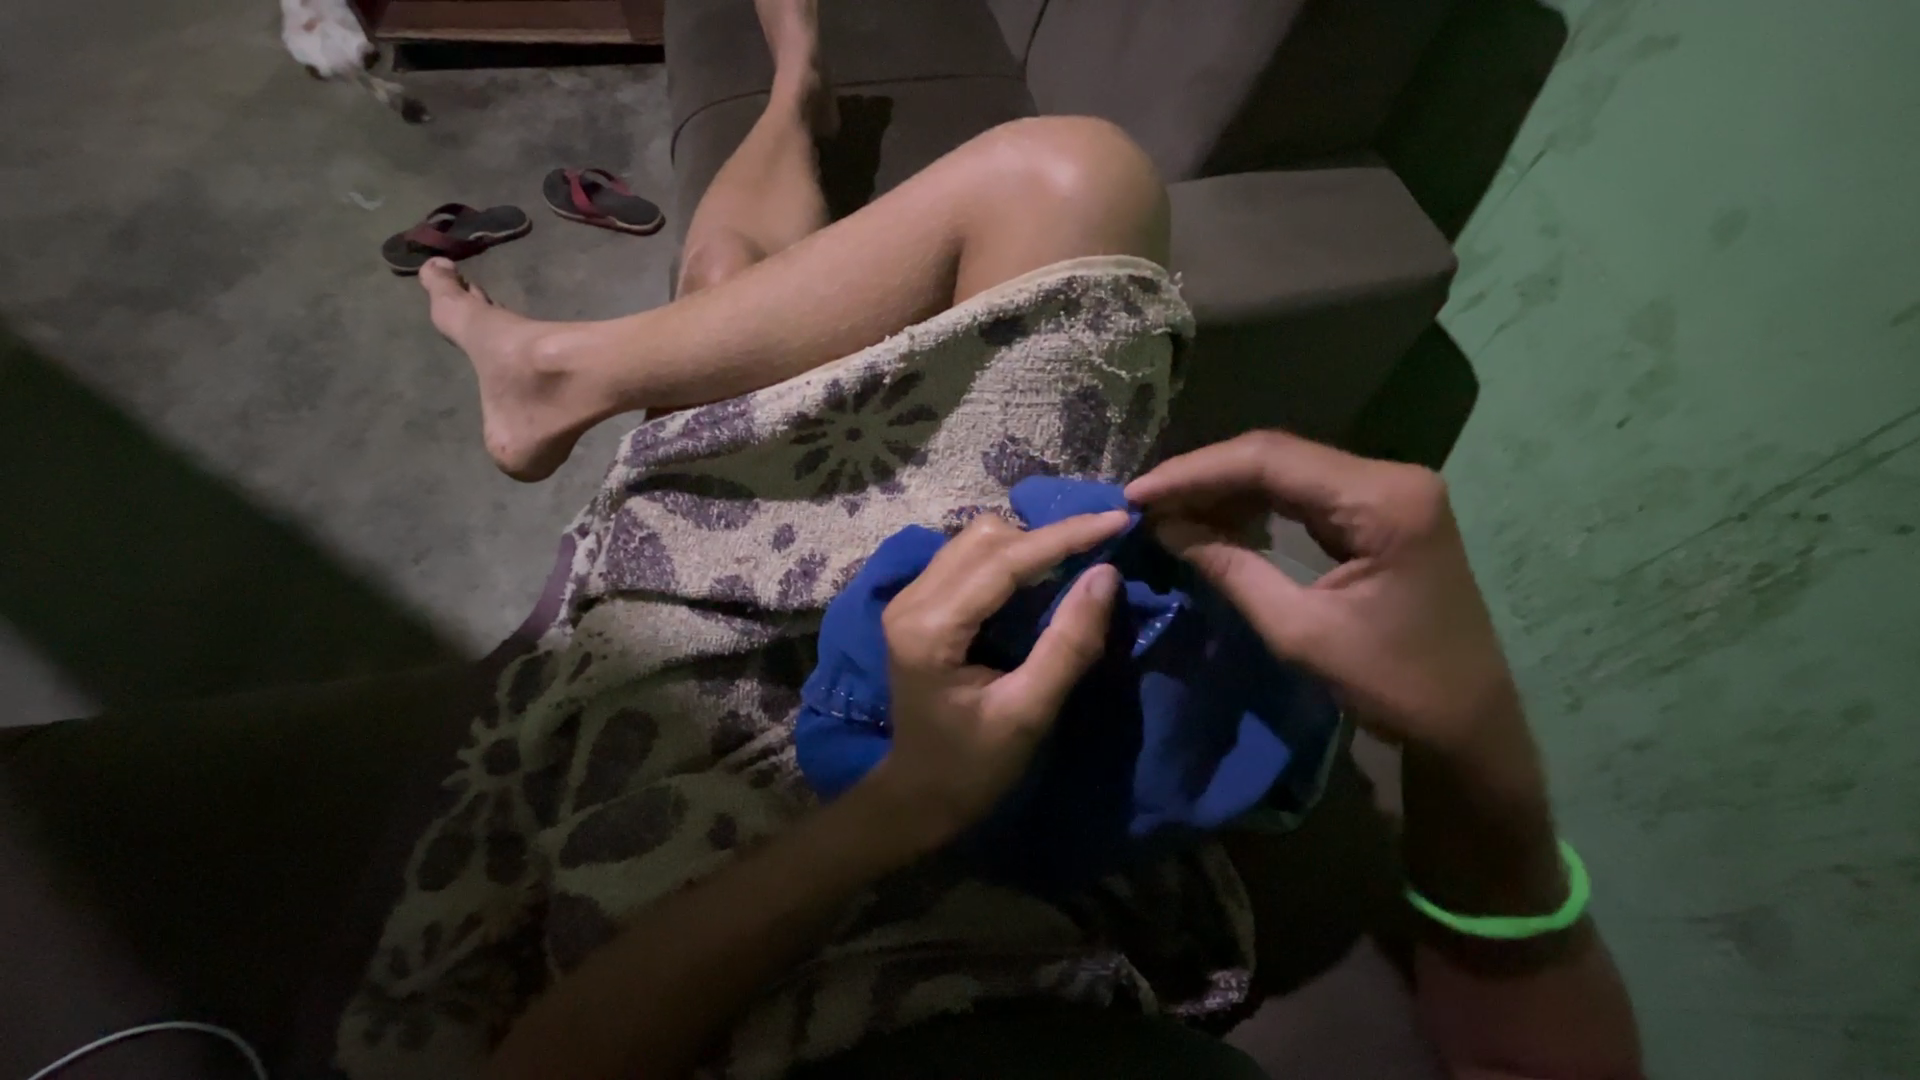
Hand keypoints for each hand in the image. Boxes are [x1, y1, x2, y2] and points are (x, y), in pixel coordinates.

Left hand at [866, 511, 1126, 844]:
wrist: (919, 795)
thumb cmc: (974, 767)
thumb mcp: (1029, 713)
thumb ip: (1068, 644)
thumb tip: (1106, 574)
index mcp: (930, 628)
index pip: (1003, 559)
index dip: (1064, 536)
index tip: (1117, 519)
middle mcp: (910, 600)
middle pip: (985, 538)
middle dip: (1047, 537)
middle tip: (1102, 546)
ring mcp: (908, 599)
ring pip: (976, 541)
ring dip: (1028, 544)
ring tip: (1076, 561)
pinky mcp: (918, 605)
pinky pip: (968, 559)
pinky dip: (1010, 558)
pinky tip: (1041, 578)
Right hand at [1125, 431, 1522, 757]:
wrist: (1468, 724)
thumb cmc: (1392, 685)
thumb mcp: (1298, 631)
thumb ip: (1229, 568)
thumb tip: (1164, 527)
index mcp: (1382, 500)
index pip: (1269, 460)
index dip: (1193, 473)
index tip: (1137, 494)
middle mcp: (1390, 477)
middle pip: (1276, 456)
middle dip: (1203, 476)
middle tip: (1144, 501)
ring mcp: (1389, 491)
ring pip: (1285, 469)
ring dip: (1224, 488)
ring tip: (1167, 510)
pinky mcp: (1382, 511)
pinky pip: (1303, 492)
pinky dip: (1253, 504)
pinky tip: (1212, 518)